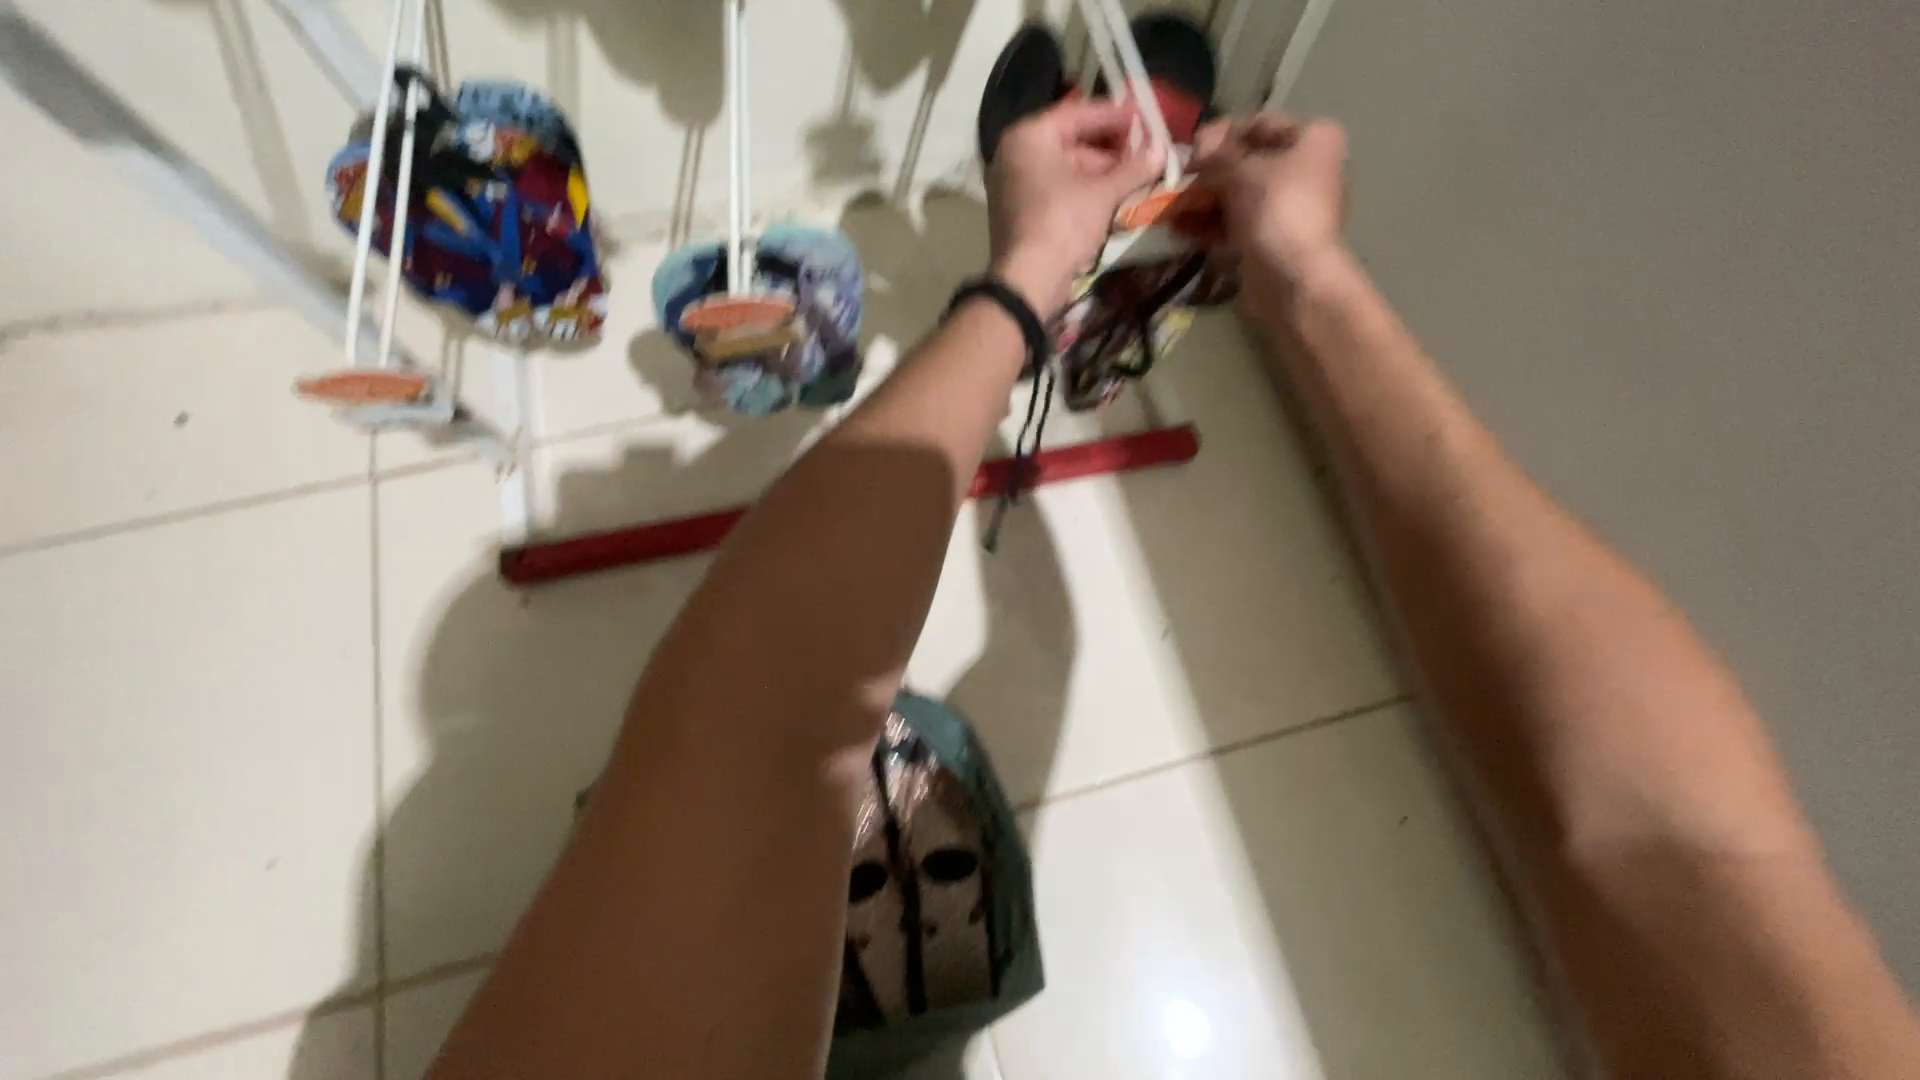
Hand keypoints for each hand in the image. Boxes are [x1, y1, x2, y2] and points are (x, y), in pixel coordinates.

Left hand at [986, 98, 1167, 315]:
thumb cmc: (1062, 224)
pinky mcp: (1019, 214)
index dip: (1114, 114)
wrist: (1028, 281)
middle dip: (1110, 148)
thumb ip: (1133, 168)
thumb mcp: (1103, 193)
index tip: (1143, 113)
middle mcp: (1014, 155)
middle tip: (1144, 147)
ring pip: (1065, 169)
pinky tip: (1113, 195)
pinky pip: (1056, 191)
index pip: (1077, 113)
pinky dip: (1082, 191)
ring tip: (1136, 173)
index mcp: (1028, 137)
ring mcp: (1013, 186)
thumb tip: (1162, 151)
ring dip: (1101, 172)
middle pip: (1070, 142)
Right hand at [1192, 114, 1348, 278]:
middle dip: (1208, 174)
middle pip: (1247, 163)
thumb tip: (1197, 145)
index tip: (1191, 148)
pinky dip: (1210, 226)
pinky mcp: (1270, 241)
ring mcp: (1287, 209)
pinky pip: (1235, 225)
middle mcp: (1304, 170)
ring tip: (1172, 210)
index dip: (1222, 134)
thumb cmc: (1276, 210)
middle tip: (1177, 182)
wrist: (1292, 279)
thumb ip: (1216, 153)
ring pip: (1237, 197)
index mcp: (1312, 140)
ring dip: (1203, 202)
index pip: (1260, 125)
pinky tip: (1180, 231)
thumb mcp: (1242, 170)